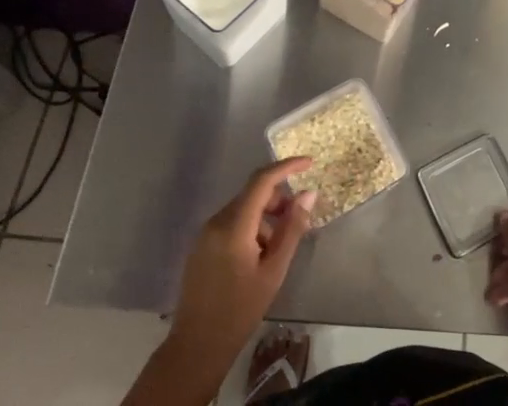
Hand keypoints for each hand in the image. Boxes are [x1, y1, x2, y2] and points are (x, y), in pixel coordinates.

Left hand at [170, 158, 316, 356]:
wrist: (197, 345)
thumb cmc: (240, 310)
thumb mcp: (274, 270)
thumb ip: (291, 229)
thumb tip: (308, 195)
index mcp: (234, 226)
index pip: (262, 181)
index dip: (286, 167)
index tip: (309, 163)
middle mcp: (216, 222)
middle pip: (252, 194)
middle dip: (278, 199)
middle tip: (299, 219)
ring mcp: (205, 233)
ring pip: (242, 209)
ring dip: (265, 216)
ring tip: (279, 247)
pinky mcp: (201, 245)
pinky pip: (231, 223)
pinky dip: (250, 227)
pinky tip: (259, 254)